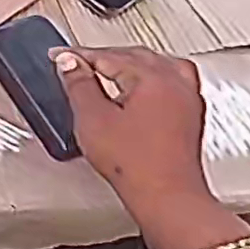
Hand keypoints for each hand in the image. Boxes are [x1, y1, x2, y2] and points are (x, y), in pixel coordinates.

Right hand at [51, 46, 214, 219]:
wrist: (164, 193)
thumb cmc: (134, 162)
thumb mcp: (92, 118)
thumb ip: (78, 85)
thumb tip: (69, 63)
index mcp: (152, 80)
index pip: (108, 57)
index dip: (78, 55)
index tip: (59, 55)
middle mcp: (176, 84)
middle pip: (134, 55)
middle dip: (103, 55)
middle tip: (75, 60)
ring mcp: (187, 99)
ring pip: (157, 63)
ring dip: (129, 60)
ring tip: (107, 65)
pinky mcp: (190, 114)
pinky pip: (173, 78)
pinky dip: (152, 73)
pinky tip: (141, 83)